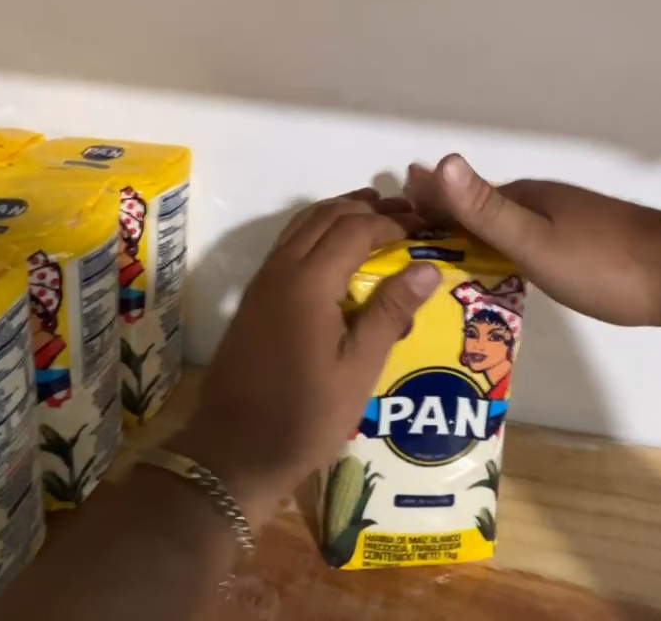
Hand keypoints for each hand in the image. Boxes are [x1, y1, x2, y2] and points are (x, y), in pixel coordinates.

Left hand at [170, 191, 440, 514]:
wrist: (233, 451)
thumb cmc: (304, 417)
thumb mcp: (357, 371)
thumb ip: (389, 313)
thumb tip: (427, 267)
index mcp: (308, 283)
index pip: (355, 228)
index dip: (391, 223)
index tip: (424, 229)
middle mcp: (281, 269)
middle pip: (327, 215)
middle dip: (368, 209)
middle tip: (408, 215)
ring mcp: (263, 280)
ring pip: (303, 223)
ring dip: (341, 212)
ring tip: (378, 216)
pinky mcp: (255, 295)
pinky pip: (290, 242)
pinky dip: (319, 229)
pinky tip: (339, 248)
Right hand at [405, 154, 660, 329]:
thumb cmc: (608, 265)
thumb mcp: (537, 242)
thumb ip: (487, 210)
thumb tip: (438, 160)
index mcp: (525, 197)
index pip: (459, 195)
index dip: (425, 205)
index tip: (389, 217)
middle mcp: (543, 200)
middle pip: (480, 206)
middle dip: (443, 216)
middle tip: (406, 238)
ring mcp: (568, 218)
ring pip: (506, 222)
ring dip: (472, 232)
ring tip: (442, 254)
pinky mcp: (588, 240)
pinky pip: (528, 237)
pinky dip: (502, 247)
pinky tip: (504, 266)